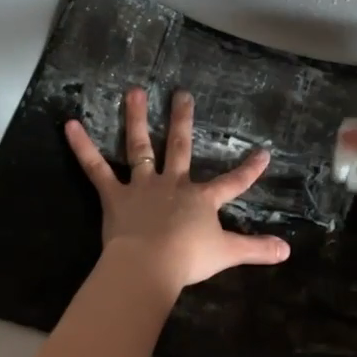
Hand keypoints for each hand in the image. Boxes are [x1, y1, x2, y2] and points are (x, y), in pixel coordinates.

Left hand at [64, 87, 289, 298]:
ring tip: (135, 91)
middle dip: (183, 119)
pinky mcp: (115, 195)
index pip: (232, 183)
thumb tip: (287, 251)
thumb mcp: (227, 254)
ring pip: (141, 147)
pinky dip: (82, 147)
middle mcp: (173, 184)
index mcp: (201, 199)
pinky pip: (96, 168)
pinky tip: (69, 125)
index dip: (249, 170)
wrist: (149, 265)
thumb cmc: (188, 259)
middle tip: (182, 93)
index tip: (263, 152)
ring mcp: (143, 186)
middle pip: (180, 147)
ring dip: (137, 118)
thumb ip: (256, 249)